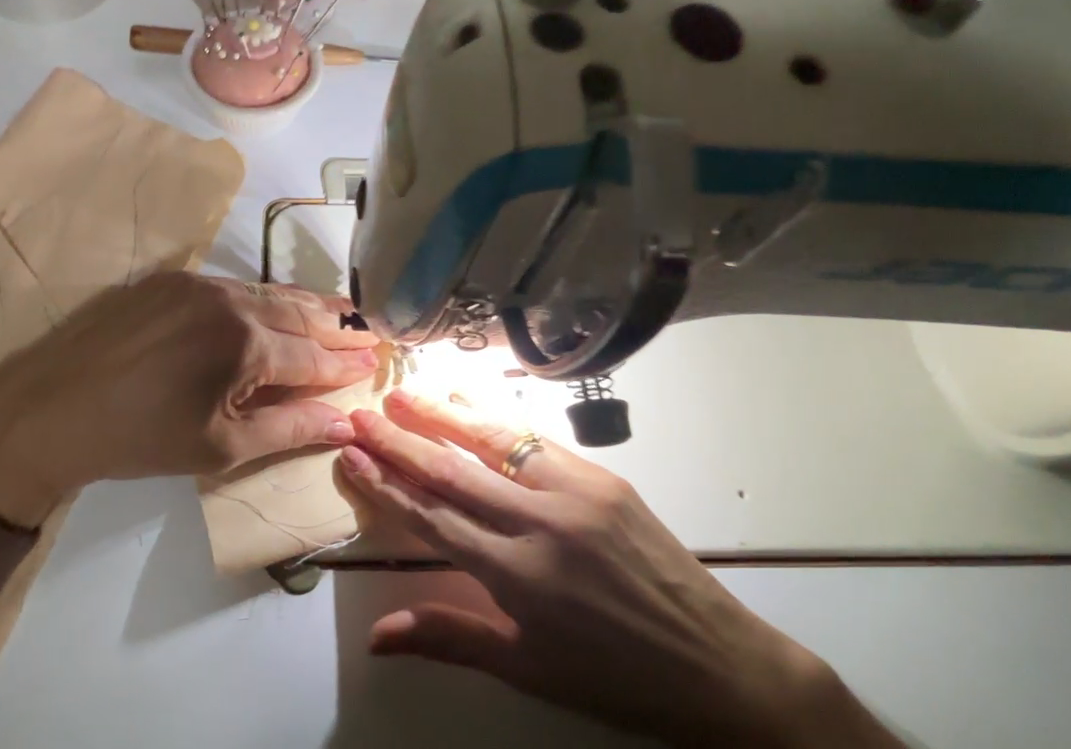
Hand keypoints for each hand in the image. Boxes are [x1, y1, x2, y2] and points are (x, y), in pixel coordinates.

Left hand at [0, 272, 380, 526]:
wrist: (51, 410)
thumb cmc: (141, 439)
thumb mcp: (222, 447)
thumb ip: (291, 429)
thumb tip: (347, 422)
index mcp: (246, 344)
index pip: (312, 354)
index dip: (345, 362)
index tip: (374, 362)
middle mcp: (229, 300)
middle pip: (297, 311)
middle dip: (335, 323)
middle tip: (366, 330)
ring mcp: (196, 284)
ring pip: (265, 292)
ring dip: (301, 305)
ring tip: (334, 312)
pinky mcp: (168, 279)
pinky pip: (230, 286)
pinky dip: (260, 298)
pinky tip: (270, 306)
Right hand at [339, 391, 904, 748]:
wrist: (718, 665)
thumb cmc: (614, 676)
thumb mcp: (526, 667)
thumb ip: (448, 637)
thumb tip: (375, 634)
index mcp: (517, 574)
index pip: (432, 516)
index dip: (385, 485)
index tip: (352, 456)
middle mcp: (543, 522)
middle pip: (454, 470)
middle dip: (401, 440)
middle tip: (363, 415)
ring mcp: (579, 493)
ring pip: (496, 441)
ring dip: (445, 415)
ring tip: (406, 393)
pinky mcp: (608, 481)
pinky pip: (540, 442)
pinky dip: (499, 422)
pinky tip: (474, 409)